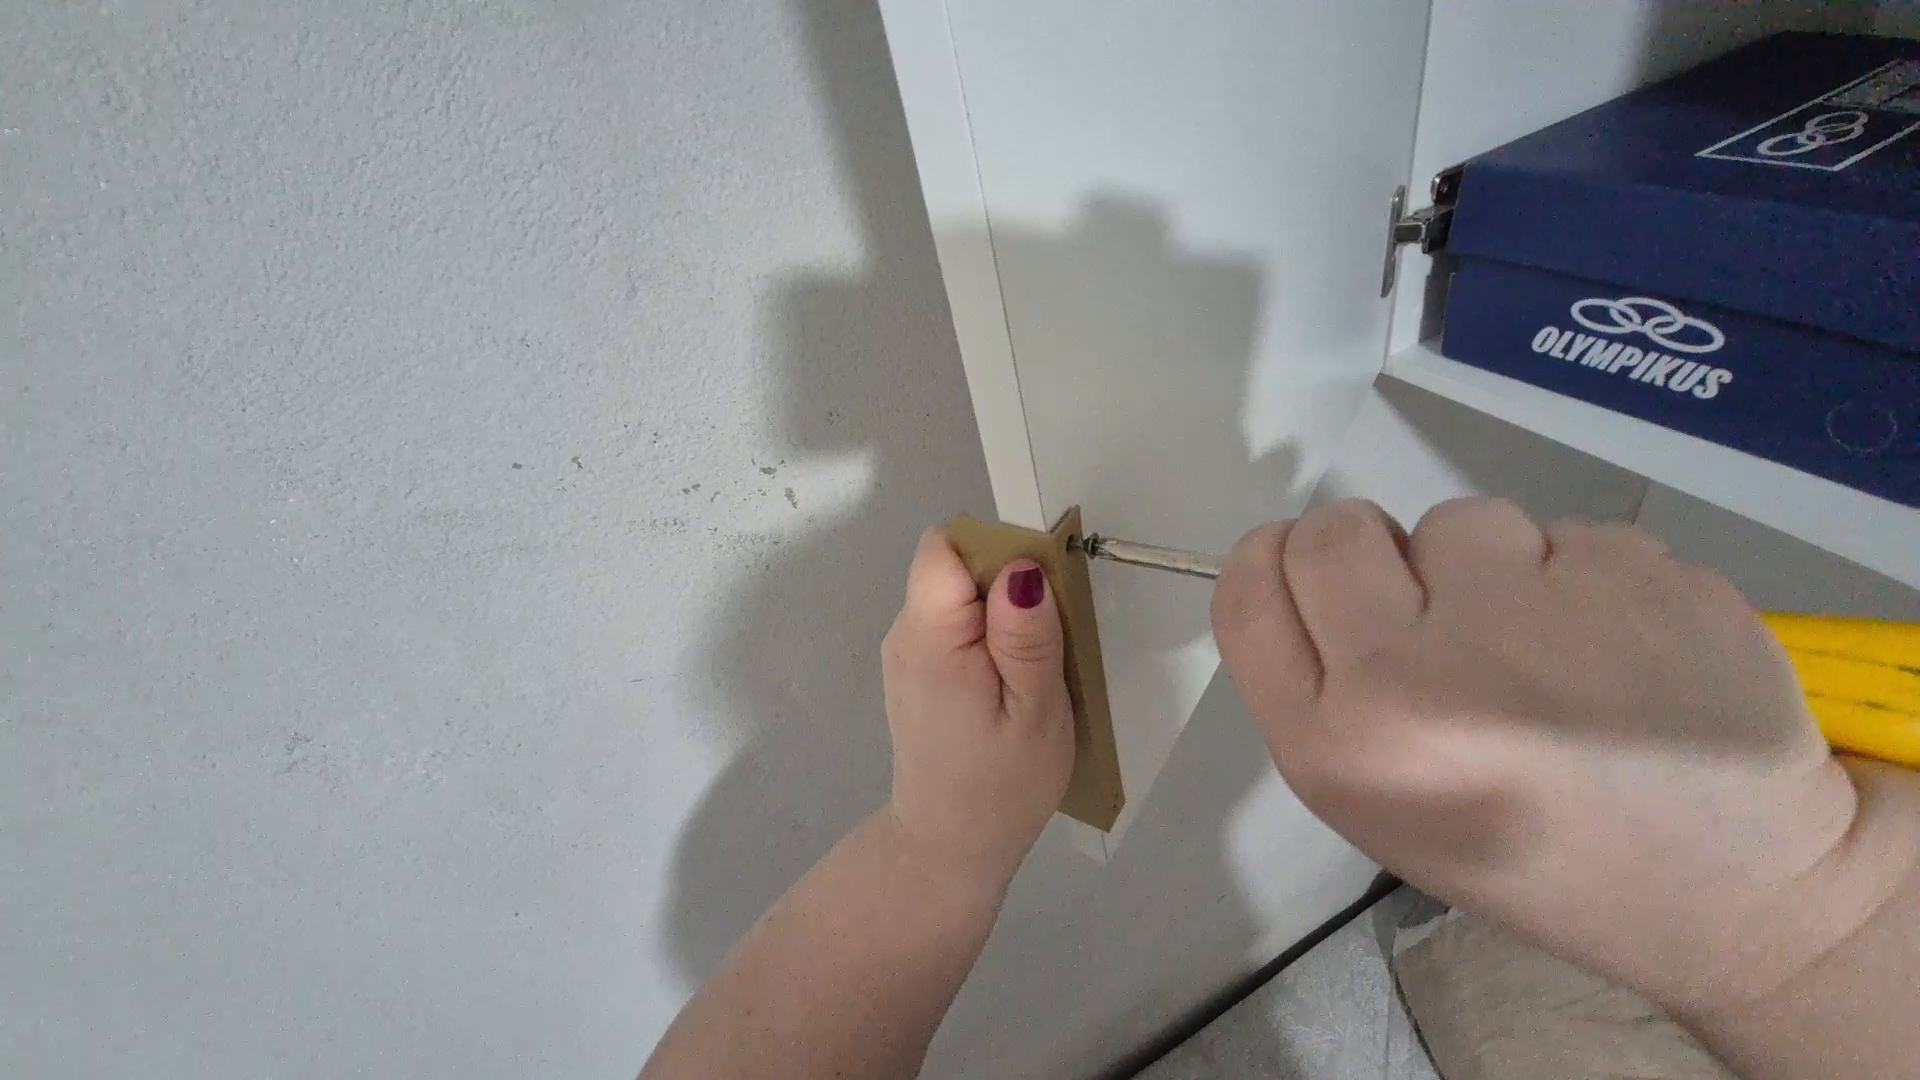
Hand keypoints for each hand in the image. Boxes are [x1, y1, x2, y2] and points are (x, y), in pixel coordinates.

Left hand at [879, 529, 1074, 896]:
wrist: (949, 844)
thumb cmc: (1001, 785)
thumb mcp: (1035, 710)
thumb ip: (1027, 634)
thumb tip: (1021, 565)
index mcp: (930, 637)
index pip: (947, 547)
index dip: (995, 553)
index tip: (1035, 596)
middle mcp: (905, 632)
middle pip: (953, 565)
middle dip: (1004, 583)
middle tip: (1044, 642)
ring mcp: (905, 649)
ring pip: (957, 593)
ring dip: (999, 613)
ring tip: (1028, 669)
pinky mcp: (915, 665)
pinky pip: (952, 623)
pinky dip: (985, 635)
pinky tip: (1005, 682)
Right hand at [1211, 498, 1866, 1012]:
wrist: (1728, 888)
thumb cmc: (1512, 846)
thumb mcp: (1363, 796)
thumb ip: (1308, 684)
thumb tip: (1298, 569)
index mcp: (1336, 745)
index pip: (1247, 595)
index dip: (1263, 558)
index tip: (1297, 563)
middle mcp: (1411, 682)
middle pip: (1329, 533)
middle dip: (1359, 542)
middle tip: (1414, 588)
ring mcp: (1529, 626)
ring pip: (1453, 519)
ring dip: (1480, 559)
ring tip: (1536, 635)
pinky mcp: (1639, 584)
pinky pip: (1563, 530)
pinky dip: (1575, 571)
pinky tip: (1615, 640)